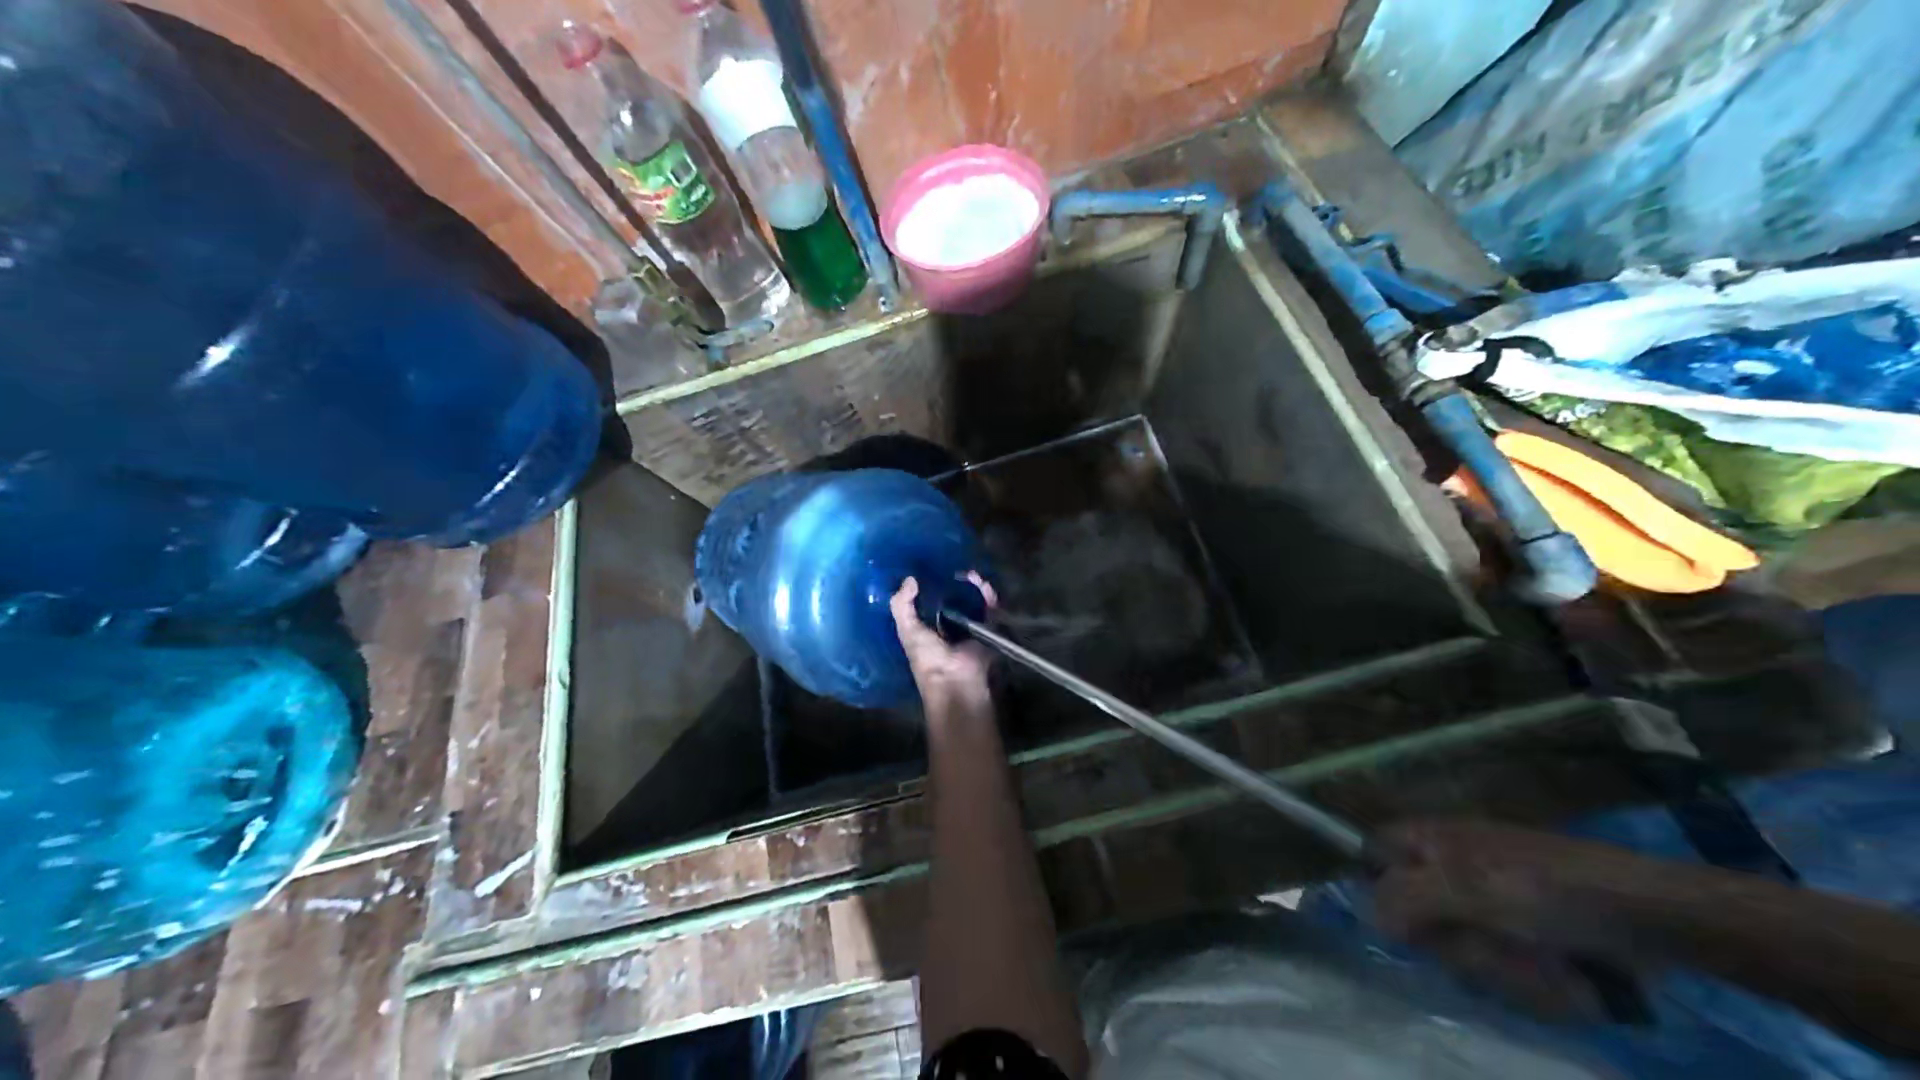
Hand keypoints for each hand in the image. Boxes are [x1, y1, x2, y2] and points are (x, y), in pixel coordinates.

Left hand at [890, 574, 996, 707]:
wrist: (955, 680)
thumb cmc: (927, 657)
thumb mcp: (907, 629)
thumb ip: (902, 604)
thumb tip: (910, 579)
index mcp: (928, 626)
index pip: (930, 600)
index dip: (933, 584)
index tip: (935, 568)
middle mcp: (949, 625)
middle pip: (955, 597)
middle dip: (957, 583)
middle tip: (957, 570)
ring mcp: (970, 627)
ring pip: (973, 600)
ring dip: (974, 586)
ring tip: (971, 574)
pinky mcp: (987, 628)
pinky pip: (990, 608)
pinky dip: (988, 595)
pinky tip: (982, 584)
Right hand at [1371, 820, 1658, 1020]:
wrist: (1649, 916)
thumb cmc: (1548, 889)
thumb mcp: (1469, 889)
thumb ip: (1407, 898)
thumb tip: (1370, 918)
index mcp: (1430, 841)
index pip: (1373, 853)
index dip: (1375, 885)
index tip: (1398, 924)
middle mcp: (1450, 868)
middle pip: (1412, 912)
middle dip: (1447, 942)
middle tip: (1481, 949)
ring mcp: (1488, 905)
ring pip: (1456, 946)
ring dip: (1489, 966)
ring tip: (1531, 966)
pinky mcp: (1522, 936)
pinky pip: (1497, 966)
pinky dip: (1521, 978)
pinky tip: (1551, 977)